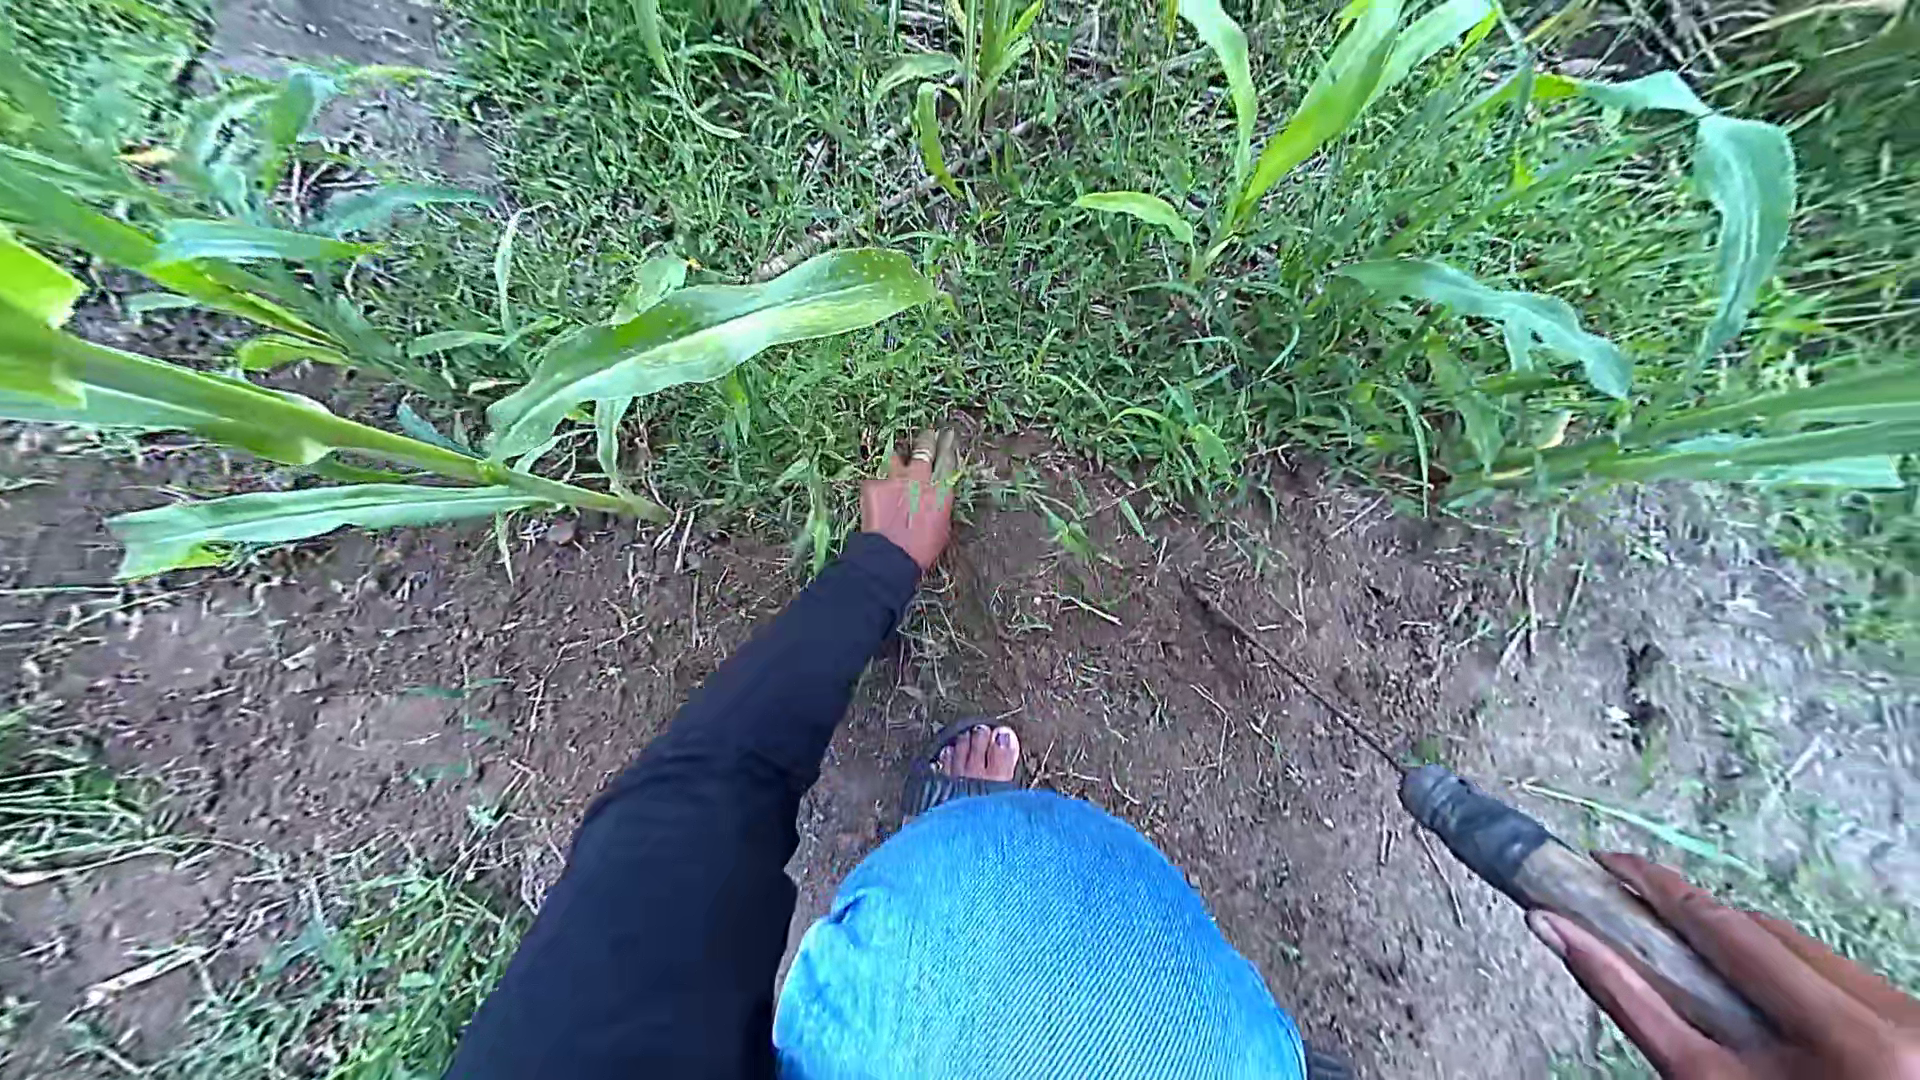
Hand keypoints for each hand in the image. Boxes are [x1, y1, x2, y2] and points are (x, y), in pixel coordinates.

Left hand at [860, 429, 954, 571]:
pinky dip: (878, 486)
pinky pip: (876, 479)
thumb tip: (937, 497)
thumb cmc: (921, 550)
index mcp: (941, 490)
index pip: (948, 458)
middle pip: (924, 447)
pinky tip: (877, 498)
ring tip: (898, 464)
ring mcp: (894, 479)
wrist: (889, 557)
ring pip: (896, 457)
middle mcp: (919, 478)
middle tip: (928, 436)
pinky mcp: (873, 485)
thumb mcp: (942, 528)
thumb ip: (940, 504)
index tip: (947, 438)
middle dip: (927, 440)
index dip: (948, 446)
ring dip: (898, 460)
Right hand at [1530, 852, 1919, 1078]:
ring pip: (1812, 952)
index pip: (1721, 922)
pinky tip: (1774, 1007)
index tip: (1606, 862)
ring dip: (1751, 950)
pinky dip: (1799, 978)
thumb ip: (1624, 996)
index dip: (1654, 883)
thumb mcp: (1698, 1076)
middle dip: (1703, 923)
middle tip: (1648, 927)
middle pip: (1768, 930)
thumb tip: (1549, 924)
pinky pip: (1851, 981)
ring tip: (1713, 977)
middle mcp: (1902, 1018)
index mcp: (1847, 1031)